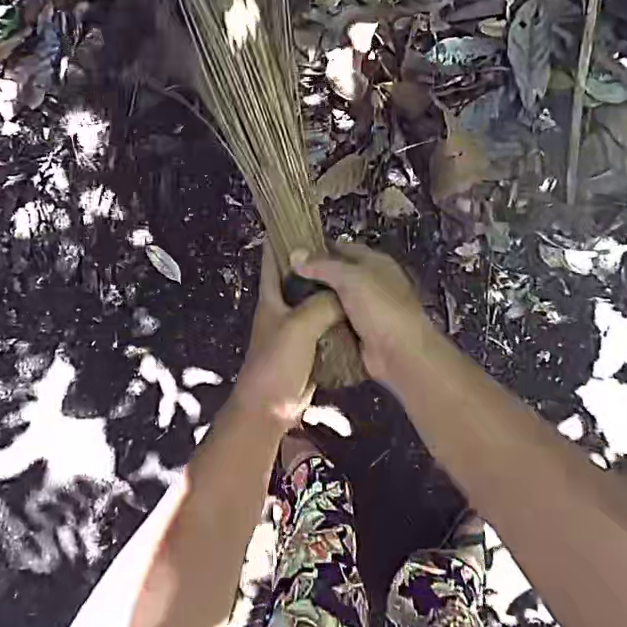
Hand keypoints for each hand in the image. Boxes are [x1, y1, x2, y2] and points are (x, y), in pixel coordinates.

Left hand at [235, 244, 342, 424]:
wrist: (270, 408)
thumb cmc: (277, 362)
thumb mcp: (299, 326)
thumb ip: (322, 304)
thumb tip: (344, 293)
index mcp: (271, 297)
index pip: (273, 258)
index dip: (282, 237)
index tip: (301, 218)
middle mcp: (281, 308)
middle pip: (297, 277)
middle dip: (315, 261)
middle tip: (343, 247)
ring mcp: (294, 329)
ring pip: (313, 301)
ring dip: (329, 290)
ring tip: (355, 275)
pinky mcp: (307, 348)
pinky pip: (324, 325)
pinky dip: (337, 316)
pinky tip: (356, 310)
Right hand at [292, 242, 441, 380]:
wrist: (400, 353)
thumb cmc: (379, 307)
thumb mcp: (350, 278)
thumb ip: (322, 266)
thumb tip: (295, 254)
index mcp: (376, 262)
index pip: (344, 249)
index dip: (319, 250)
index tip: (293, 257)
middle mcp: (372, 283)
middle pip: (338, 276)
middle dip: (314, 278)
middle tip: (284, 280)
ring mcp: (367, 310)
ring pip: (334, 301)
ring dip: (316, 303)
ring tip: (286, 301)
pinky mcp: (360, 333)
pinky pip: (336, 323)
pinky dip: (322, 323)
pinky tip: (301, 322)